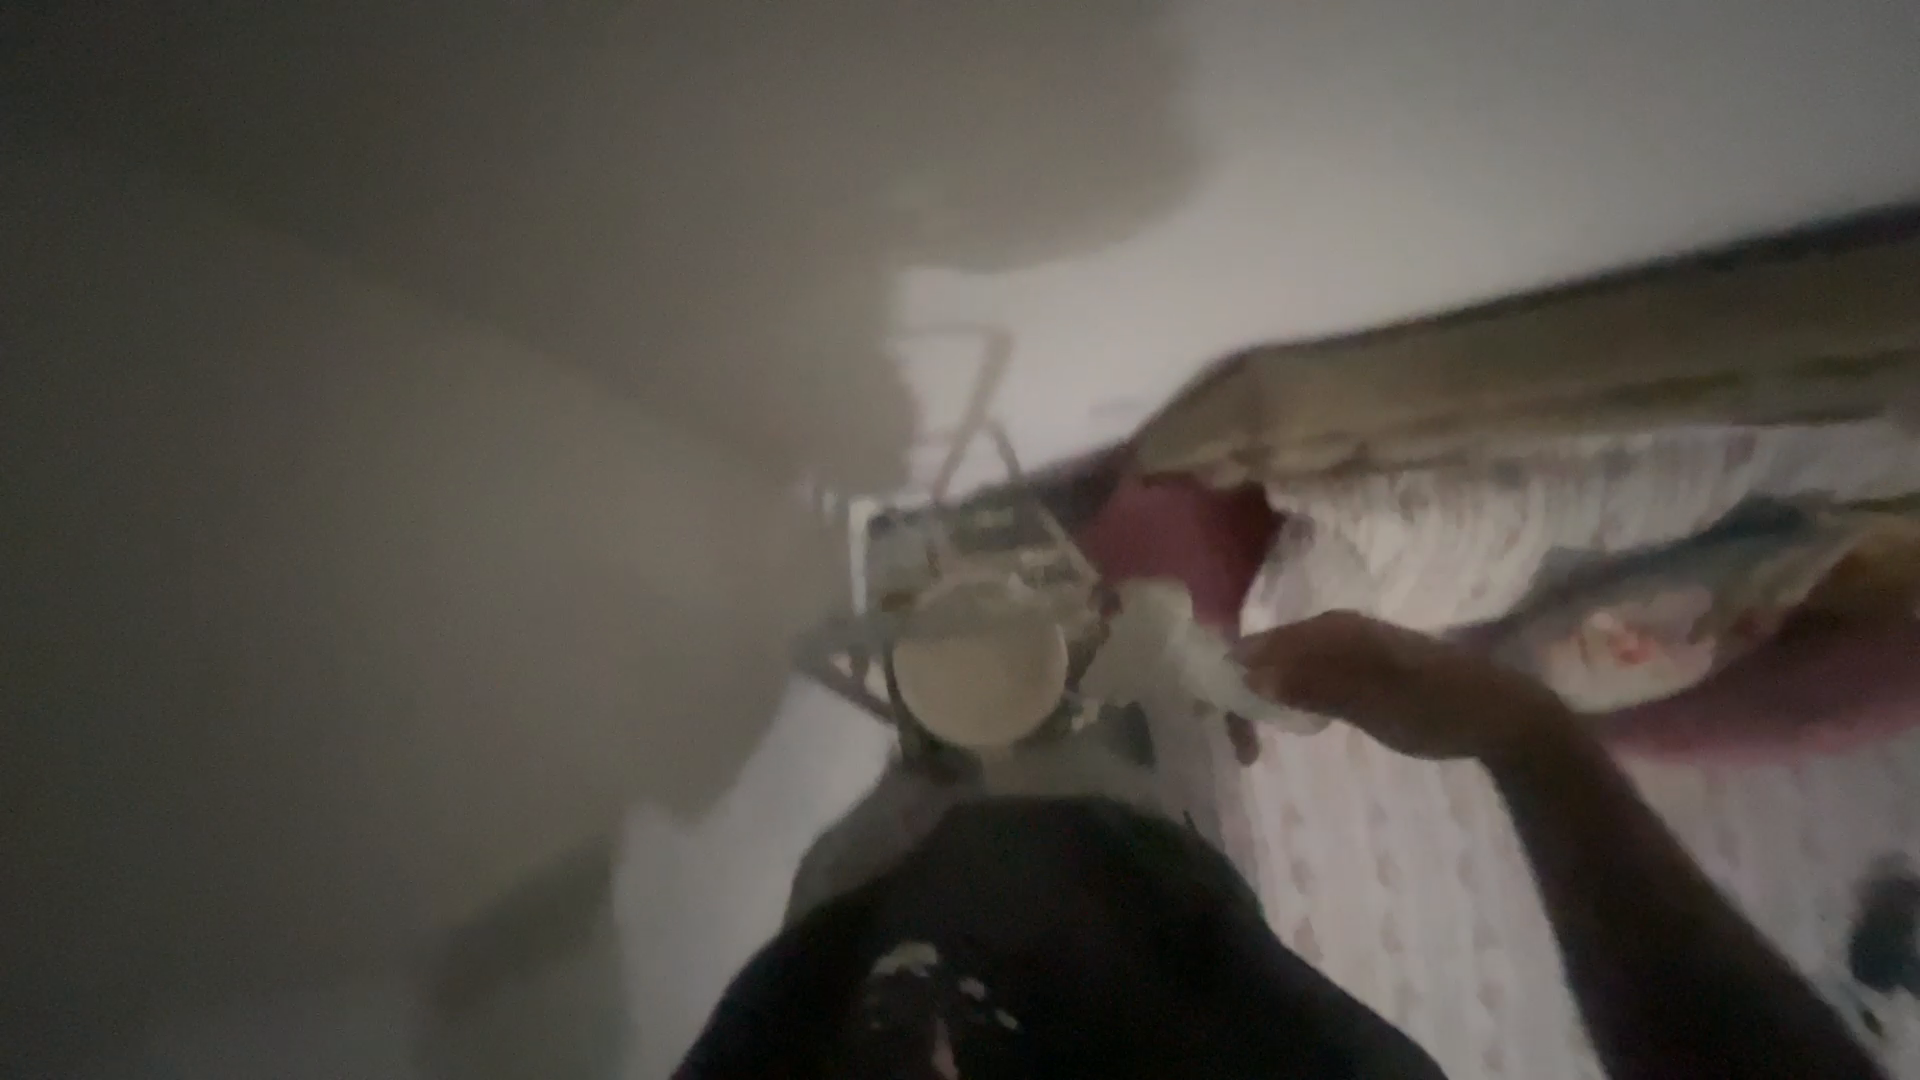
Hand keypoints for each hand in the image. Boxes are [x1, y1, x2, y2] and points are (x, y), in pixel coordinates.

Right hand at [1235, 611, 1573, 761]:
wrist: (1504, 716)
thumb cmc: (1438, 708)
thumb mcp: (1375, 703)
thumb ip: (1314, 687)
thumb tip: (1252, 676)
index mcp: (1329, 629)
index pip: (1259, 650)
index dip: (1235, 687)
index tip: (1235, 738)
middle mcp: (1328, 627)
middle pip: (1265, 655)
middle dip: (1244, 697)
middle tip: (1245, 749)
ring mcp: (1342, 643)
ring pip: (1282, 665)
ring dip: (1262, 700)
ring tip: (1257, 742)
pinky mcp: (1354, 663)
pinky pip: (1302, 673)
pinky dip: (1287, 698)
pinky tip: (1292, 721)